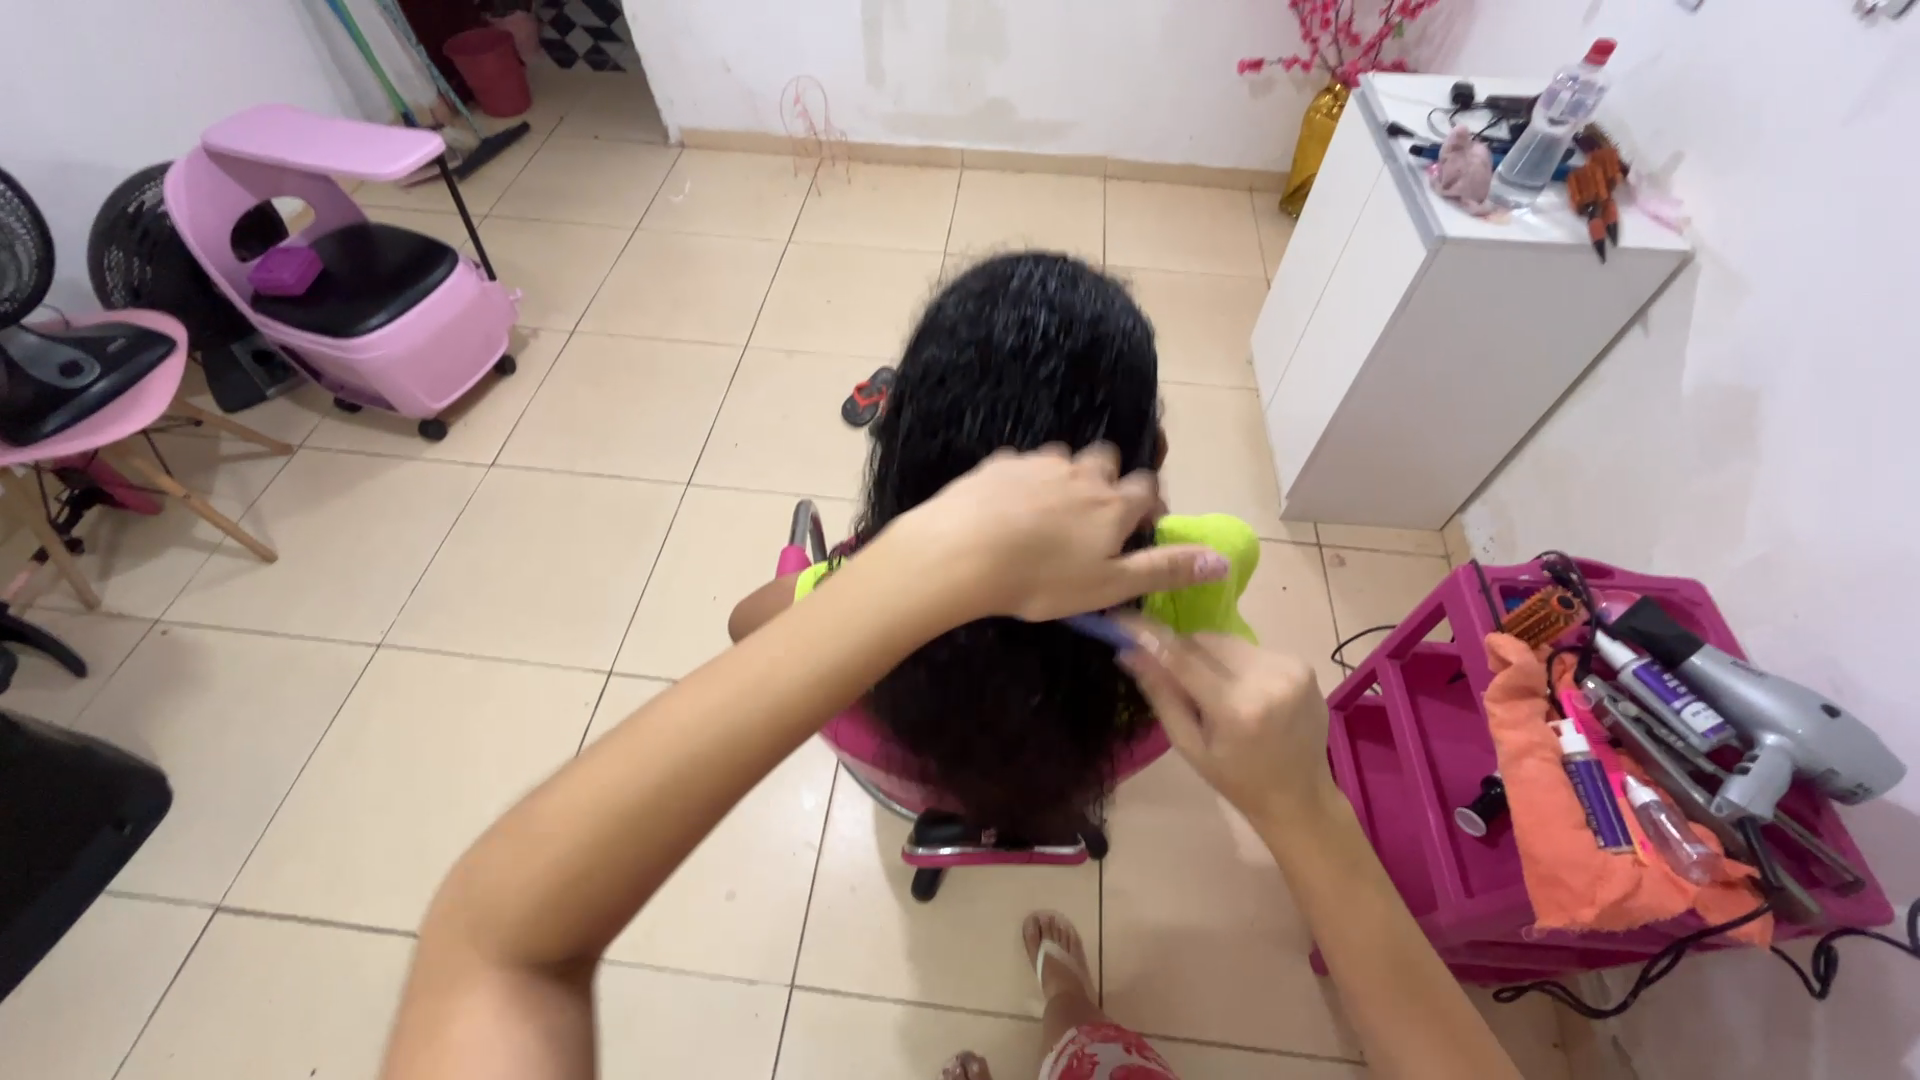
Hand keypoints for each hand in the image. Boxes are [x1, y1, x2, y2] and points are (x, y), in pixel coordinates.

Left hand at [885, 444, 1229, 621]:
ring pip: (1063, 459)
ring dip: (1065, 477)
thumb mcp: (1110, 585)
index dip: (1149, 505)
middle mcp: (1081, 474)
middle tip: (1094, 513)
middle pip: (1107, 461)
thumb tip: (1222, 560)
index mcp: (1112, 504)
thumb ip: (1164, 569)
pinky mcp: (999, 464)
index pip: (1146, 490)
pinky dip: (1023, 480)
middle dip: (1108, 480)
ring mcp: (1037, 464)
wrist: (963, 551)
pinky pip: (1020, 464)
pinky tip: (1008, 505)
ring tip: (1049, 511)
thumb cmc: (1042, 578)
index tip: (1142, 525)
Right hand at [1112, 617, 1338, 828]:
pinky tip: (1242, 690)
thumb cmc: (1236, 779)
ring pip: (1226, 640)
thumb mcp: (1188, 744)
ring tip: (1214, 690)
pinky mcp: (1302, 663)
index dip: (1148, 635)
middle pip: (1203, 641)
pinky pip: (1250, 648)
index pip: (1181, 657)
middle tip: (1176, 680)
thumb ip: (1161, 694)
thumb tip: (1128, 652)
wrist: (1300, 795)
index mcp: (1237, 709)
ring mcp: (1290, 668)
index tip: (1120, 621)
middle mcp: (1267, 680)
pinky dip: (1235, 661)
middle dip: (1181, 652)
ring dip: (1209, 655)